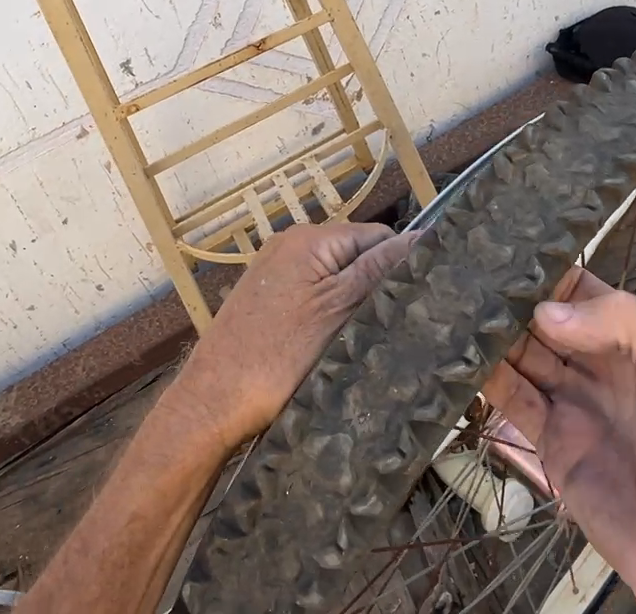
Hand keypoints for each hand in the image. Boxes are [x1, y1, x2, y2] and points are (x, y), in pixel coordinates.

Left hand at [168, 222, 414, 451]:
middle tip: (393, 325)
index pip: (376, 236)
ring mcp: (274, 271)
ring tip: (366, 338)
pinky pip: (311, 294)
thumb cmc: (280, 355)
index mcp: (310, 239)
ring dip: (352, 303)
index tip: (417, 301)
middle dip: (375, 285)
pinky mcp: (266, 297)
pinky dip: (328, 314)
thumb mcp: (338, 310)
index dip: (399, 264)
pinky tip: (334, 343)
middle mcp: (290, 244)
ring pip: (334, 277)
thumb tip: (422, 234)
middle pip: (354, 255)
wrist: (213, 401)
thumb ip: (377, 270)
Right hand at [483, 270, 635, 613]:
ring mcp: (576, 405)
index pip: (583, 290)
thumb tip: (545, 311)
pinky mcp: (554, 446)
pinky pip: (514, 402)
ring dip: (490, 334)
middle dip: (508, 298)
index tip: (500, 247)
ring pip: (523, 355)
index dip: (545, 269)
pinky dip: (485, 379)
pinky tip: (456, 357)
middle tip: (459, 272)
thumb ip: (629, 326)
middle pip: (545, 319)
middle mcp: (603, 366)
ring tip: (447, 306)